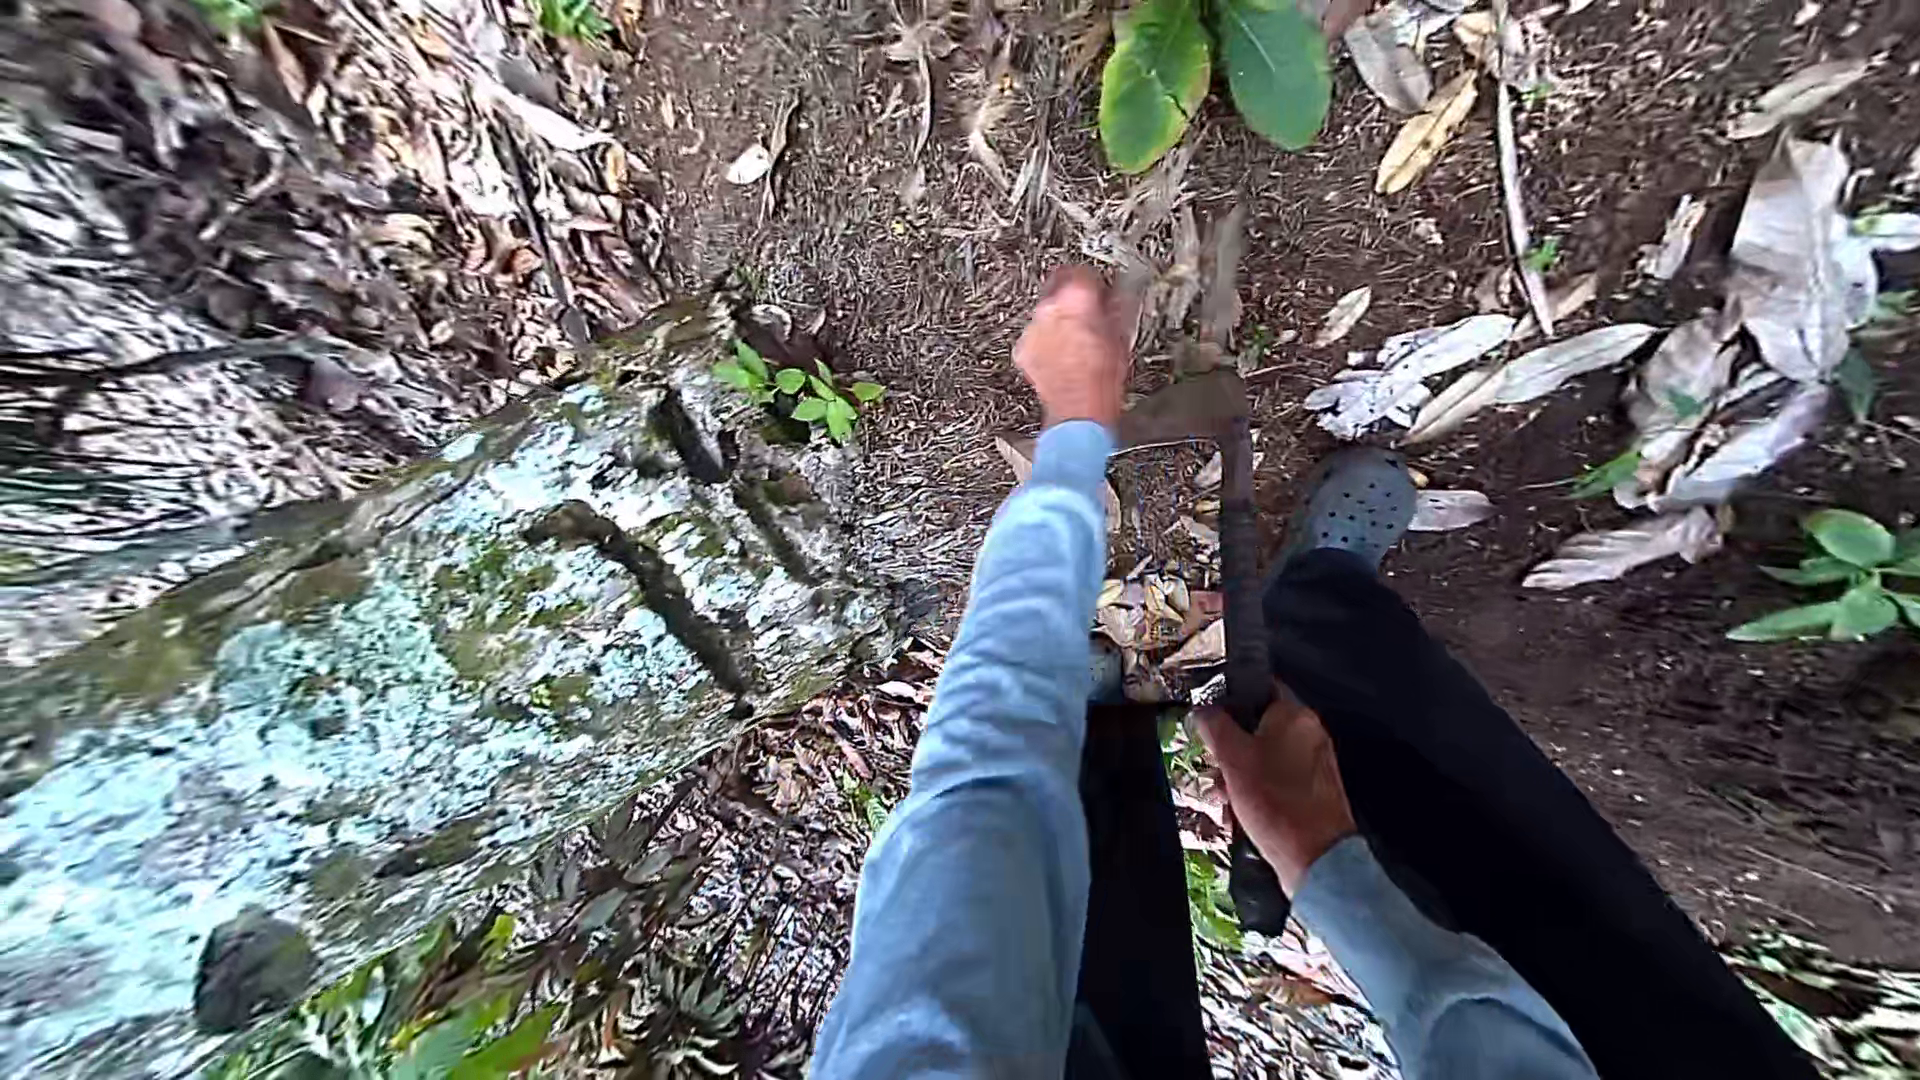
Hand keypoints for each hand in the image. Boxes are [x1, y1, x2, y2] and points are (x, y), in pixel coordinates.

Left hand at [1012, 266, 1131, 430]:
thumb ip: (1114, 308)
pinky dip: (1044, 343)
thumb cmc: (1101, 379)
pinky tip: (1059, 356)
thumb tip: (1115, 299)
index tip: (1098, 288)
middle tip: (1084, 313)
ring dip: (1056, 322)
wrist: (1079, 410)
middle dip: (1070, 298)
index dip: (1093, 281)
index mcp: (1077, 298)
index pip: (1082, 272)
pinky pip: (1034, 338)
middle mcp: (1050, 309)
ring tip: (1073, 341)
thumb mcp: (1120, 335)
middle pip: (1057, 288)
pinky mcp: (1023, 350)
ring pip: (1044, 314)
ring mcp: (1033, 330)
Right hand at [1194, 688, 1356, 894]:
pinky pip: (1277, 773)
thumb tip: (1202, 708)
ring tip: (1217, 784)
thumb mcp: (1231, 756)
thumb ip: (1213, 723)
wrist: (1316, 860)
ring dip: (1238, 763)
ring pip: (1265, 749)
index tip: (1205, 708)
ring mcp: (1315, 762)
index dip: (1229, 694)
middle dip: (1229, 738)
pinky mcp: (1314, 789)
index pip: (1258, 686)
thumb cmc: (1272, 798)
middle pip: (1259, 721)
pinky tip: (1235, 800)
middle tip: (1207, 752)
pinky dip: (1255, 781)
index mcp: (1295, 714)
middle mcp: (1310, 732)